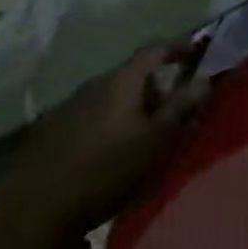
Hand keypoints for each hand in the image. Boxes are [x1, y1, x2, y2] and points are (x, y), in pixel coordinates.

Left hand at [0, 44, 208, 248]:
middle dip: (158, 84)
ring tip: (147, 129)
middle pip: (135, 73)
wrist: (41, 202)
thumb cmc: (108, 166)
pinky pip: (98, 109)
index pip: (154, 49)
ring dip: (135, 103)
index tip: (196, 51)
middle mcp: (98, 80)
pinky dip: (115, 117)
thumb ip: (181, 108)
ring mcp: (76, 100)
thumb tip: (205, 78)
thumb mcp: (154, 142)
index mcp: (123, 79)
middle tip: (175, 106)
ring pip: (115, 92)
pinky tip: (115, 143)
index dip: (177, 46)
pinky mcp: (60, 123)